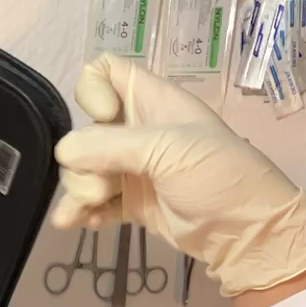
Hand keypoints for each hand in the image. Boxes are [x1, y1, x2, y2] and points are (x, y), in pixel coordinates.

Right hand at [51, 54, 305, 296]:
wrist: (243, 233)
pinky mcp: (132, 203)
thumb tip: (62, 151)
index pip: (102, 73)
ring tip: (91, 210)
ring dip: (79, 191)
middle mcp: (136, 131)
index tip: (103, 118)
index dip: (92, 92)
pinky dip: (85, 212)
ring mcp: (132, 170)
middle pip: (84, 133)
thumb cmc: (217, 176)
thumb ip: (110, 146)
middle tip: (103, 186)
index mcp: (151, 101)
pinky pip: (94, 203)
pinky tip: (86, 224)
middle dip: (81, 161)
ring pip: (83, 172)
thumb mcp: (167, 149)